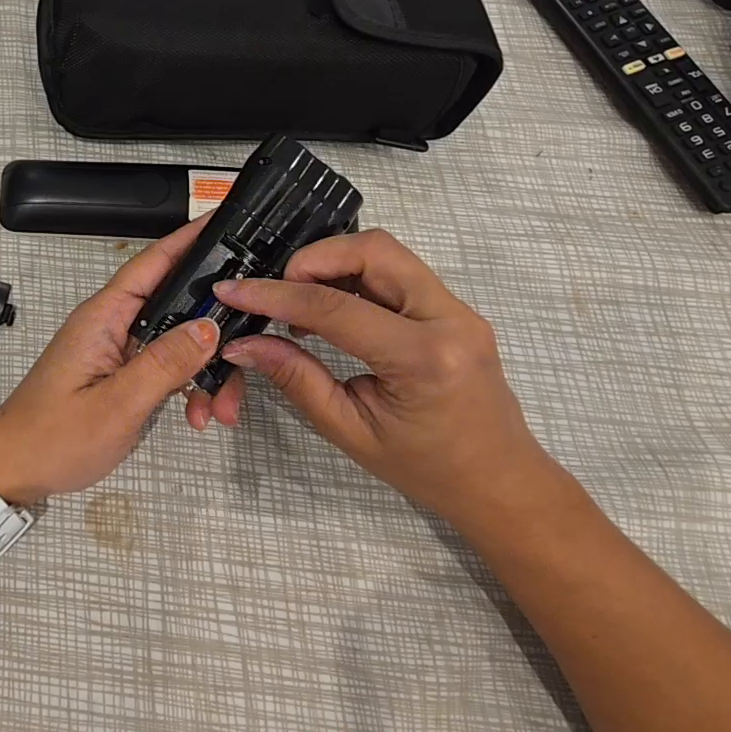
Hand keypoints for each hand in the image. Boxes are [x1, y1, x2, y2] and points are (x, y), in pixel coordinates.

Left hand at [0, 217, 245, 504]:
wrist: (14, 470)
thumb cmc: (52, 437)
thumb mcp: (118, 404)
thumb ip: (165, 363)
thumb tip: (210, 326)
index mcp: (102, 317)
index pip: (152, 263)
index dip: (189, 240)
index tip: (227, 223)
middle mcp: (111, 325)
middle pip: (176, 305)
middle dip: (214, 330)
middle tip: (245, 357)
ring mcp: (117, 350)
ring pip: (178, 341)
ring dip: (206, 370)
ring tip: (219, 409)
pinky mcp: (121, 373)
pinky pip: (166, 366)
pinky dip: (188, 387)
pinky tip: (197, 414)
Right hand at [210, 229, 568, 526]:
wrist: (498, 481)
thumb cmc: (426, 469)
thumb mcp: (349, 430)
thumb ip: (296, 378)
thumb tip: (242, 344)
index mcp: (423, 358)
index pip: (335, 306)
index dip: (274, 295)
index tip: (232, 290)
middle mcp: (449, 318)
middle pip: (373, 250)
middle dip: (313, 259)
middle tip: (275, 290)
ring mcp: (457, 308)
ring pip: (386, 252)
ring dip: (333, 263)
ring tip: (298, 301)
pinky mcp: (453, 308)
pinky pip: (397, 271)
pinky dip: (354, 277)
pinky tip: (329, 307)